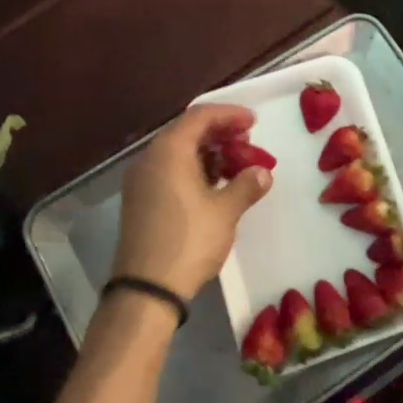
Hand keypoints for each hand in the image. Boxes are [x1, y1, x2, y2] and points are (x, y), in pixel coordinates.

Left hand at [115, 104, 272, 299]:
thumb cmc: (189, 241)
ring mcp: (141, 180)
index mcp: (169, 151)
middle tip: (248, 144)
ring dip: (208, 153)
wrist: (146, 288)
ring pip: (178, 152)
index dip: (229, 114)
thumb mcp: (225, 211)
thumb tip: (263, 172)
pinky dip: (194, 170)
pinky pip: (169, 171)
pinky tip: (215, 186)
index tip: (254, 122)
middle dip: (220, 134)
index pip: (200, 116)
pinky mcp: (140, 200)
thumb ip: (246, 185)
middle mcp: (150, 158)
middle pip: (187, 131)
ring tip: (236, 166)